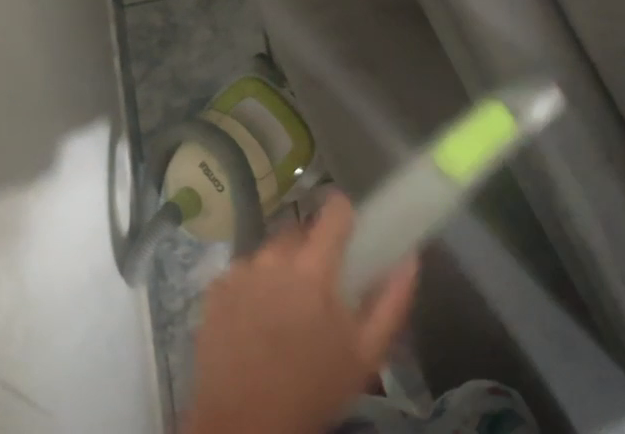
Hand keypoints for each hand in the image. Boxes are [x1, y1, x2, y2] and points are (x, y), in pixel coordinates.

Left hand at [183, 196, 420, 433]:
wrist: (244, 424)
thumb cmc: (312, 389)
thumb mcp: (366, 354)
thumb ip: (392, 300)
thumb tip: (410, 257)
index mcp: (312, 268)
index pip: (332, 212)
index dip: (343, 212)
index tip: (349, 226)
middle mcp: (272, 258)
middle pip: (298, 232)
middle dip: (311, 250)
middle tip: (319, 288)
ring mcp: (239, 271)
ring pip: (268, 252)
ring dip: (280, 268)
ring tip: (285, 310)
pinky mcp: (214, 289)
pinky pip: (242, 272)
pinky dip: (252, 286)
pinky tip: (257, 320)